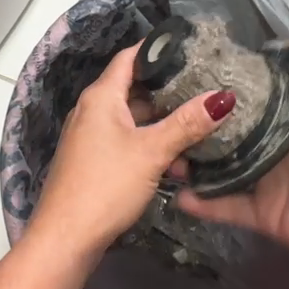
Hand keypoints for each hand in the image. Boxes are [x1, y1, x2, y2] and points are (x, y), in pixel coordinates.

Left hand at [27, 42, 236, 259]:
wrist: (65, 239)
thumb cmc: (106, 185)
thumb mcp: (152, 152)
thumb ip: (186, 124)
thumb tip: (223, 97)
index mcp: (101, 96)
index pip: (130, 58)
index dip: (157, 50)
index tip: (188, 49)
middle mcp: (92, 109)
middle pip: (134, 89)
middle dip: (168, 94)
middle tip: (203, 93)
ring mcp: (90, 136)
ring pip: (132, 120)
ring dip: (161, 127)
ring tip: (196, 137)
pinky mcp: (92, 161)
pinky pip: (125, 141)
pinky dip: (148, 146)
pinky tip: (174, 166)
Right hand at [178, 6, 288, 288]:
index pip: (251, 90)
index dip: (223, 76)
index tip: (187, 59)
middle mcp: (273, 143)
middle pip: (228, 127)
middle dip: (198, 117)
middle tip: (158, 101)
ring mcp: (265, 178)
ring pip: (220, 163)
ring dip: (192, 156)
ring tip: (157, 142)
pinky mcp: (261, 213)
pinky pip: (225, 205)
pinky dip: (201, 202)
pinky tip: (173, 190)